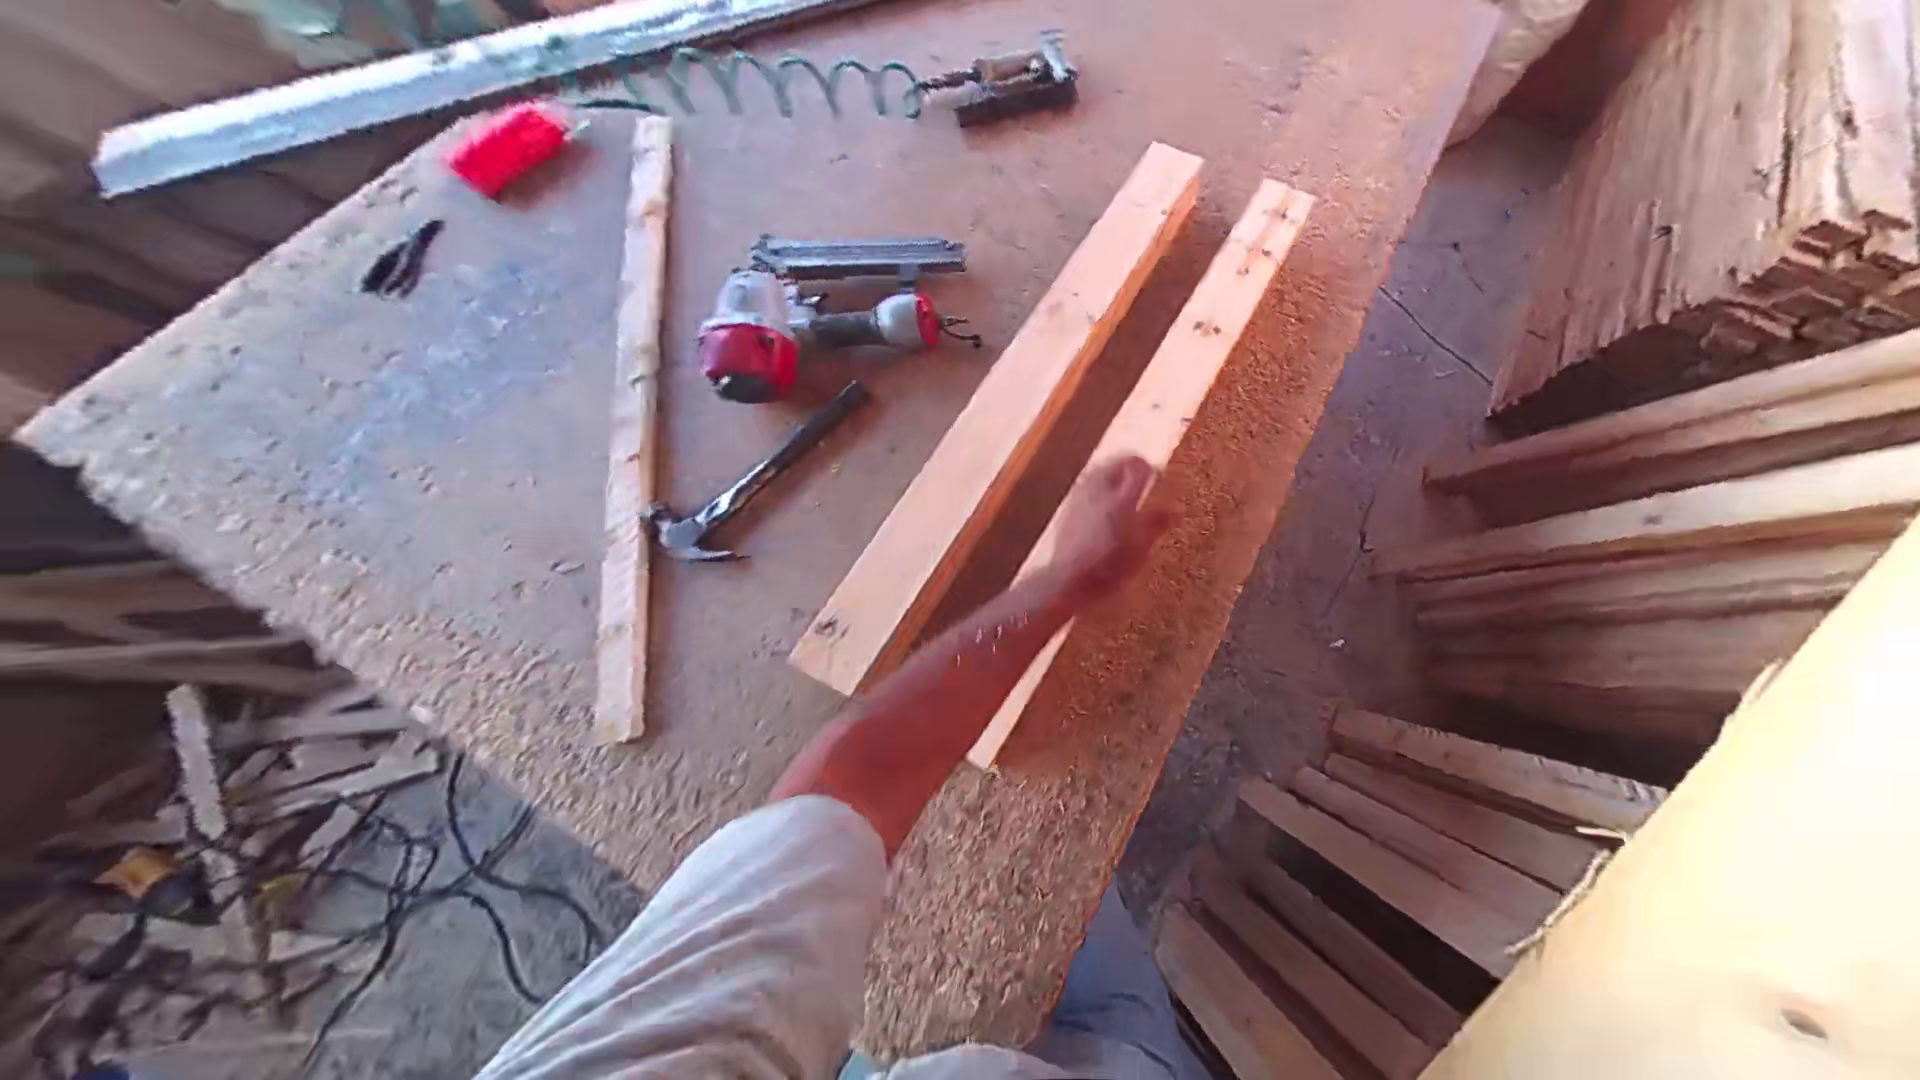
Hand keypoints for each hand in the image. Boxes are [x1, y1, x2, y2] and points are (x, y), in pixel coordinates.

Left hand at [1049, 455, 1172, 603]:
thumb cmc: (1107, 566)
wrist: (1066, 582)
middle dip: (1130, 469)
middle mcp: (1096, 490)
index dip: (1152, 470)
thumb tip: (1173, 511)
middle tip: (1143, 481)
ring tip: (1124, 493)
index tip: (1159, 478)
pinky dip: (1098, 492)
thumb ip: (1156, 524)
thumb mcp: (1141, 548)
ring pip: (1099, 474)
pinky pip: (1086, 490)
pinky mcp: (1066, 512)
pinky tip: (1104, 510)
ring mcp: (1078, 498)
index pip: (1138, 465)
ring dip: (1112, 478)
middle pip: (1115, 464)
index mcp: (1120, 496)